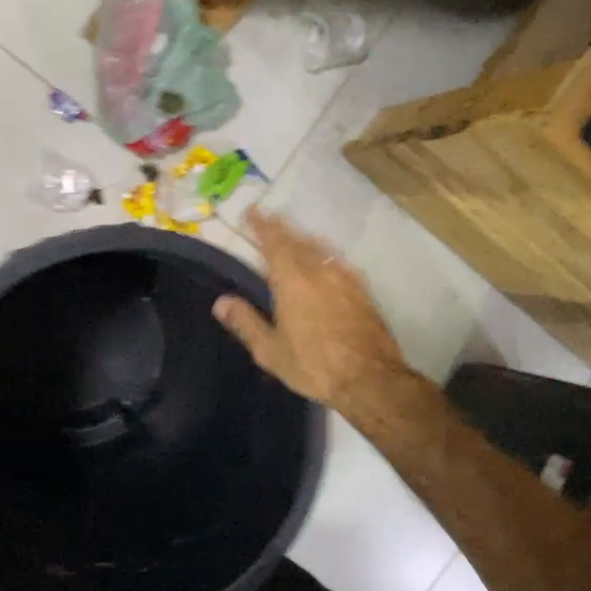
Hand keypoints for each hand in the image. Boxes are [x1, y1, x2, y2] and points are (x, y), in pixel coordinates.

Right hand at [213, 208, 407, 410]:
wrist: (369, 378)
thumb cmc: (314, 365)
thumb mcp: (270, 351)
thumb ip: (246, 323)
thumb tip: (221, 302)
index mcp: (292, 281)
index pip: (274, 243)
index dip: (262, 226)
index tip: (252, 212)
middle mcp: (319, 272)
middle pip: (298, 240)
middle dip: (282, 228)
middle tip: (270, 219)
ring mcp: (345, 279)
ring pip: (320, 249)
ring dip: (304, 238)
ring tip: (295, 235)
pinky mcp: (362, 291)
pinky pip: (337, 262)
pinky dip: (324, 255)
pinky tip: (325, 262)